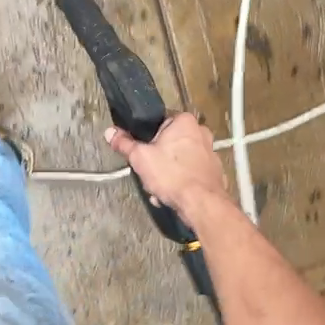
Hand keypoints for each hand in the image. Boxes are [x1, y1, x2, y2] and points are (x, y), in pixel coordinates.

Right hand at [104, 113, 228, 218]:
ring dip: (168, 172)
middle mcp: (201, 132)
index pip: (160, 123)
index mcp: (185, 121)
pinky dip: (181, 181)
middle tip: (150, 172)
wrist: (201, 202)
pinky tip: (172, 193)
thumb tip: (110, 132)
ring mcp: (210, 152)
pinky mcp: (214, 170)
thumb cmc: (172, 175)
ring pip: (179, 159)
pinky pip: (190, 172)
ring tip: (160, 187)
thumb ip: (124, 143)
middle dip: (158, 159)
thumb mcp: (140, 157)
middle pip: (170, 142)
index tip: (143, 152)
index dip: (147, 139)